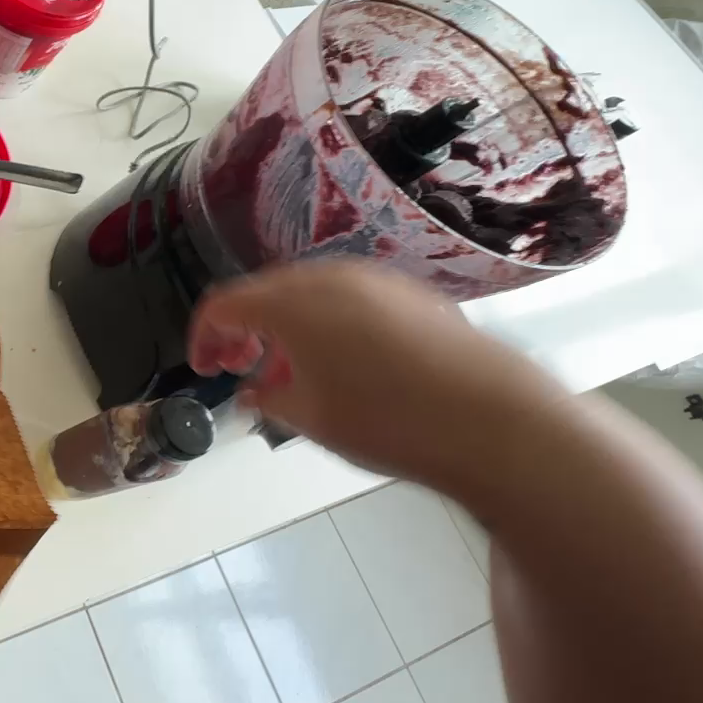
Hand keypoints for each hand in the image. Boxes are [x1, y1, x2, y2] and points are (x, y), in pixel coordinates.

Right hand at [186, 259, 570, 486]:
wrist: (500, 424)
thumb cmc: (386, 422)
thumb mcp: (307, 418)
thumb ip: (264, 396)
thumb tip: (253, 389)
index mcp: (289, 303)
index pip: (221, 305)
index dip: (202, 337)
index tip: (204, 370)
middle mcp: (326, 277)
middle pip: (262, 293)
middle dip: (242, 331)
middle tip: (239, 369)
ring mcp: (374, 280)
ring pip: (306, 293)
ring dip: (283, 327)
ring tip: (293, 373)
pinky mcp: (412, 294)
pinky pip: (347, 298)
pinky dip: (325, 323)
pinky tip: (344, 364)